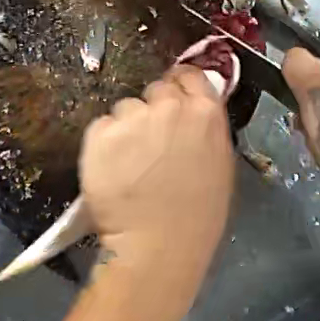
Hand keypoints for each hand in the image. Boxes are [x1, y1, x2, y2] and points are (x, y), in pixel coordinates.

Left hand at [78, 66, 234, 320]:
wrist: (158, 246)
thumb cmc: (199, 214)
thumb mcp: (220, 162)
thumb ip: (206, 127)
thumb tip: (192, 109)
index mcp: (207, 112)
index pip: (190, 74)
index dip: (180, 85)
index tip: (174, 100)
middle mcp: (170, 106)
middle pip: (156, 89)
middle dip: (153, 109)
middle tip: (152, 142)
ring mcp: (132, 117)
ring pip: (125, 108)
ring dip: (127, 127)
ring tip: (130, 162)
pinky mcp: (99, 134)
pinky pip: (101, 127)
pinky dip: (104, 144)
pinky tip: (112, 169)